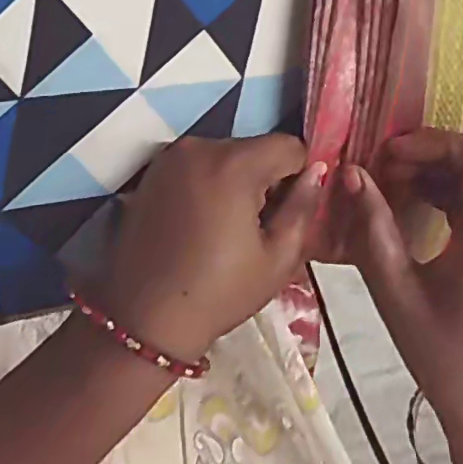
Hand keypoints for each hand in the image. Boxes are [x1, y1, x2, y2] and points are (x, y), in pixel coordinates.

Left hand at [88, 135, 324, 362]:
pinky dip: (208, 183)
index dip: (300, 174)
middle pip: (254, 148)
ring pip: (224, 156)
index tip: (292, 208)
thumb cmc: (219, 292)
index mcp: (234, 164)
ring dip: (235, 180)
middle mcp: (200, 147)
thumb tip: (317, 172)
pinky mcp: (152, 171)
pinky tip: (202, 222)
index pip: (288, 145)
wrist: (145, 317)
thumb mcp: (277, 258)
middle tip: (260, 225)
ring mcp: (171, 156)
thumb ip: (302, 206)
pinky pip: (196, 165)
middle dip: (265, 177)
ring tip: (227, 227)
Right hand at [340, 129, 462, 463]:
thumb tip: (350, 172)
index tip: (389, 153)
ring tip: (391, 187)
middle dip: (431, 158)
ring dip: (440, 178)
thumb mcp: (397, 292)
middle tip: (382, 169)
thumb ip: (372, 227)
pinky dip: (453, 201)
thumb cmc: (446, 359)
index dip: (435, 143)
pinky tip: (416, 212)